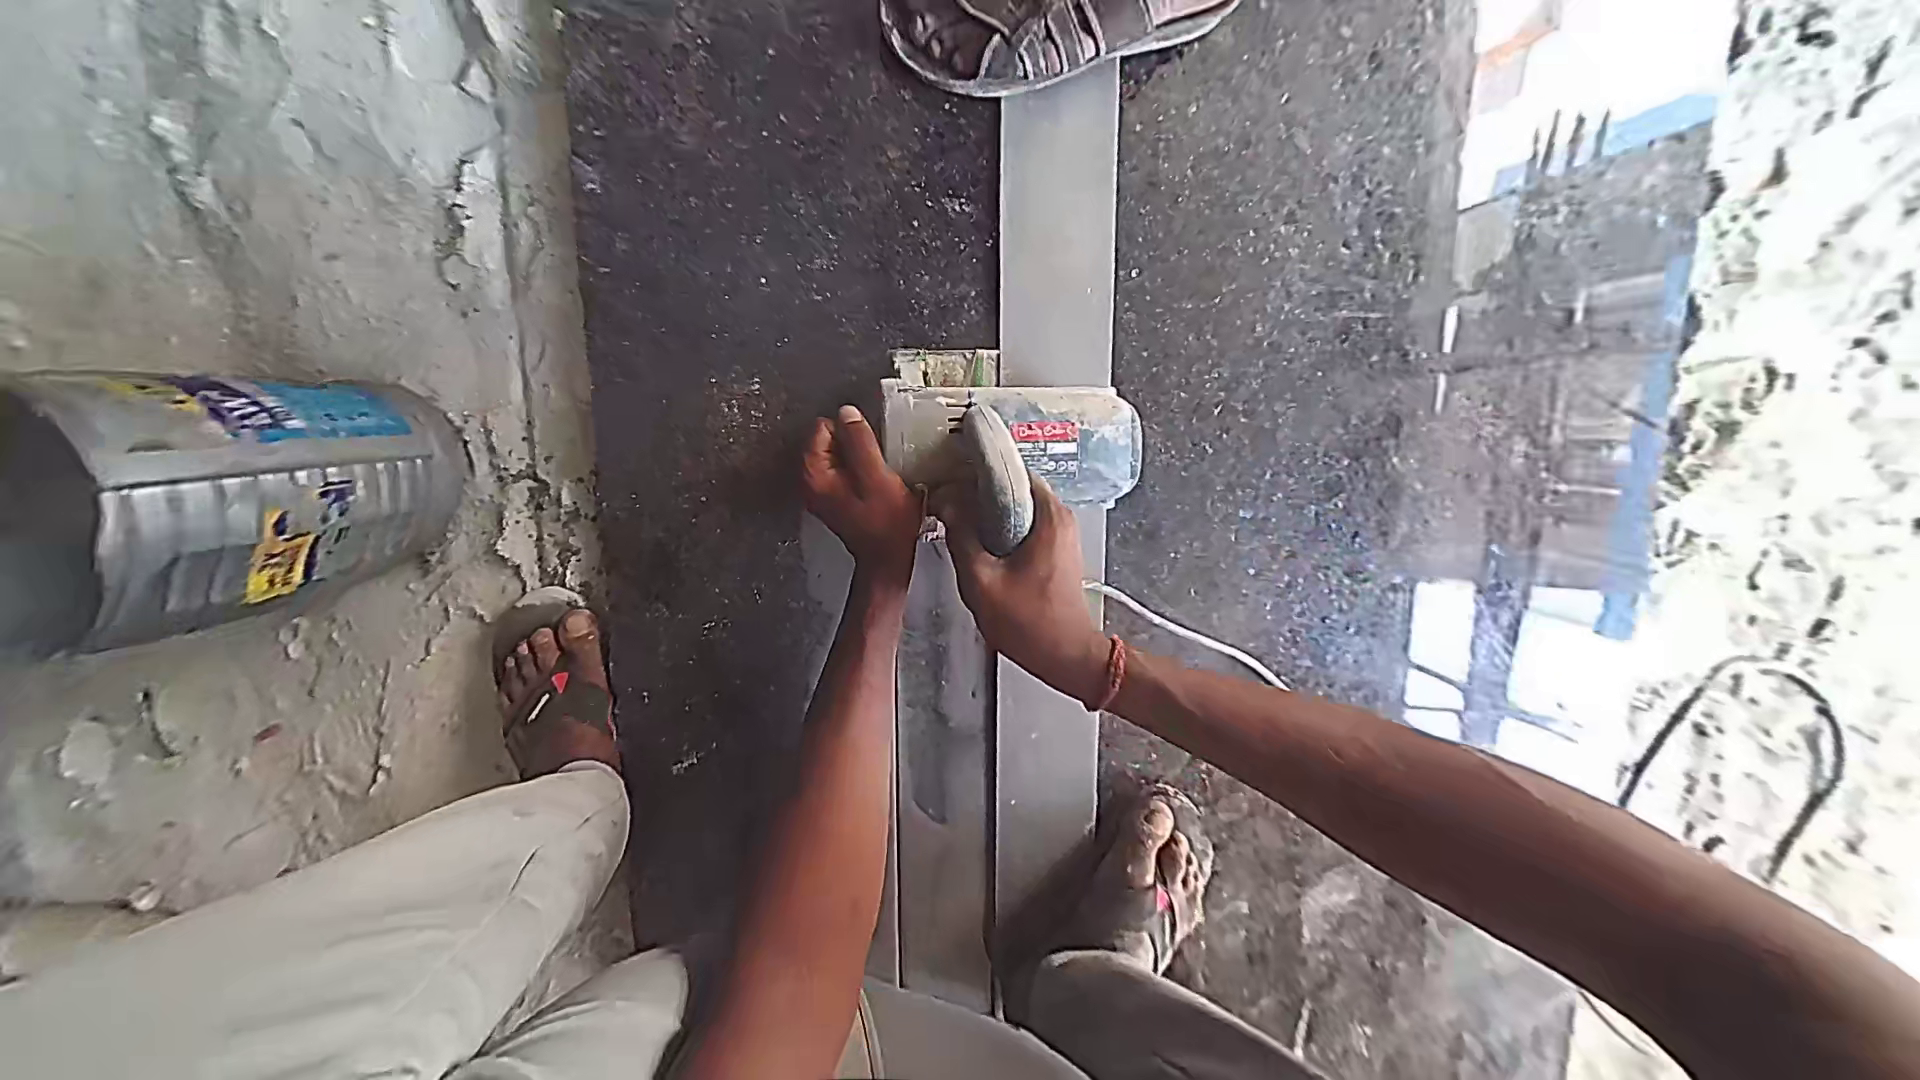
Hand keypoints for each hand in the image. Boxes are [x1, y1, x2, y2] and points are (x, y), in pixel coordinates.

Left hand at [802, 405, 921, 579]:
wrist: (888, 559)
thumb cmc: (885, 524)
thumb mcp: (877, 477)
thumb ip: (860, 442)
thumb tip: (847, 412)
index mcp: (815, 474)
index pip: (824, 427)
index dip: (851, 433)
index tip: (870, 452)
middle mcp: (812, 482)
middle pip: (830, 440)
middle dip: (855, 446)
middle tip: (876, 467)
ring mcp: (823, 492)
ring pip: (841, 455)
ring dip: (861, 460)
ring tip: (878, 478)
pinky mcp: (837, 499)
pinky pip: (848, 471)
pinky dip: (862, 472)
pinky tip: (877, 487)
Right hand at [930, 475, 1109, 706]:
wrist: (1066, 656)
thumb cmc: (1029, 623)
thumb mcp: (982, 581)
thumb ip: (961, 537)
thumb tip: (946, 503)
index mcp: (1048, 514)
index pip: (1009, 469)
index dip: (973, 470)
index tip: (946, 476)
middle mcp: (1059, 515)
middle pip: (1011, 485)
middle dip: (976, 489)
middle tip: (944, 499)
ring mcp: (1059, 531)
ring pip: (1015, 505)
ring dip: (985, 509)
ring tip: (953, 517)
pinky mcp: (1054, 547)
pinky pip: (1021, 522)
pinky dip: (997, 525)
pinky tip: (974, 538)